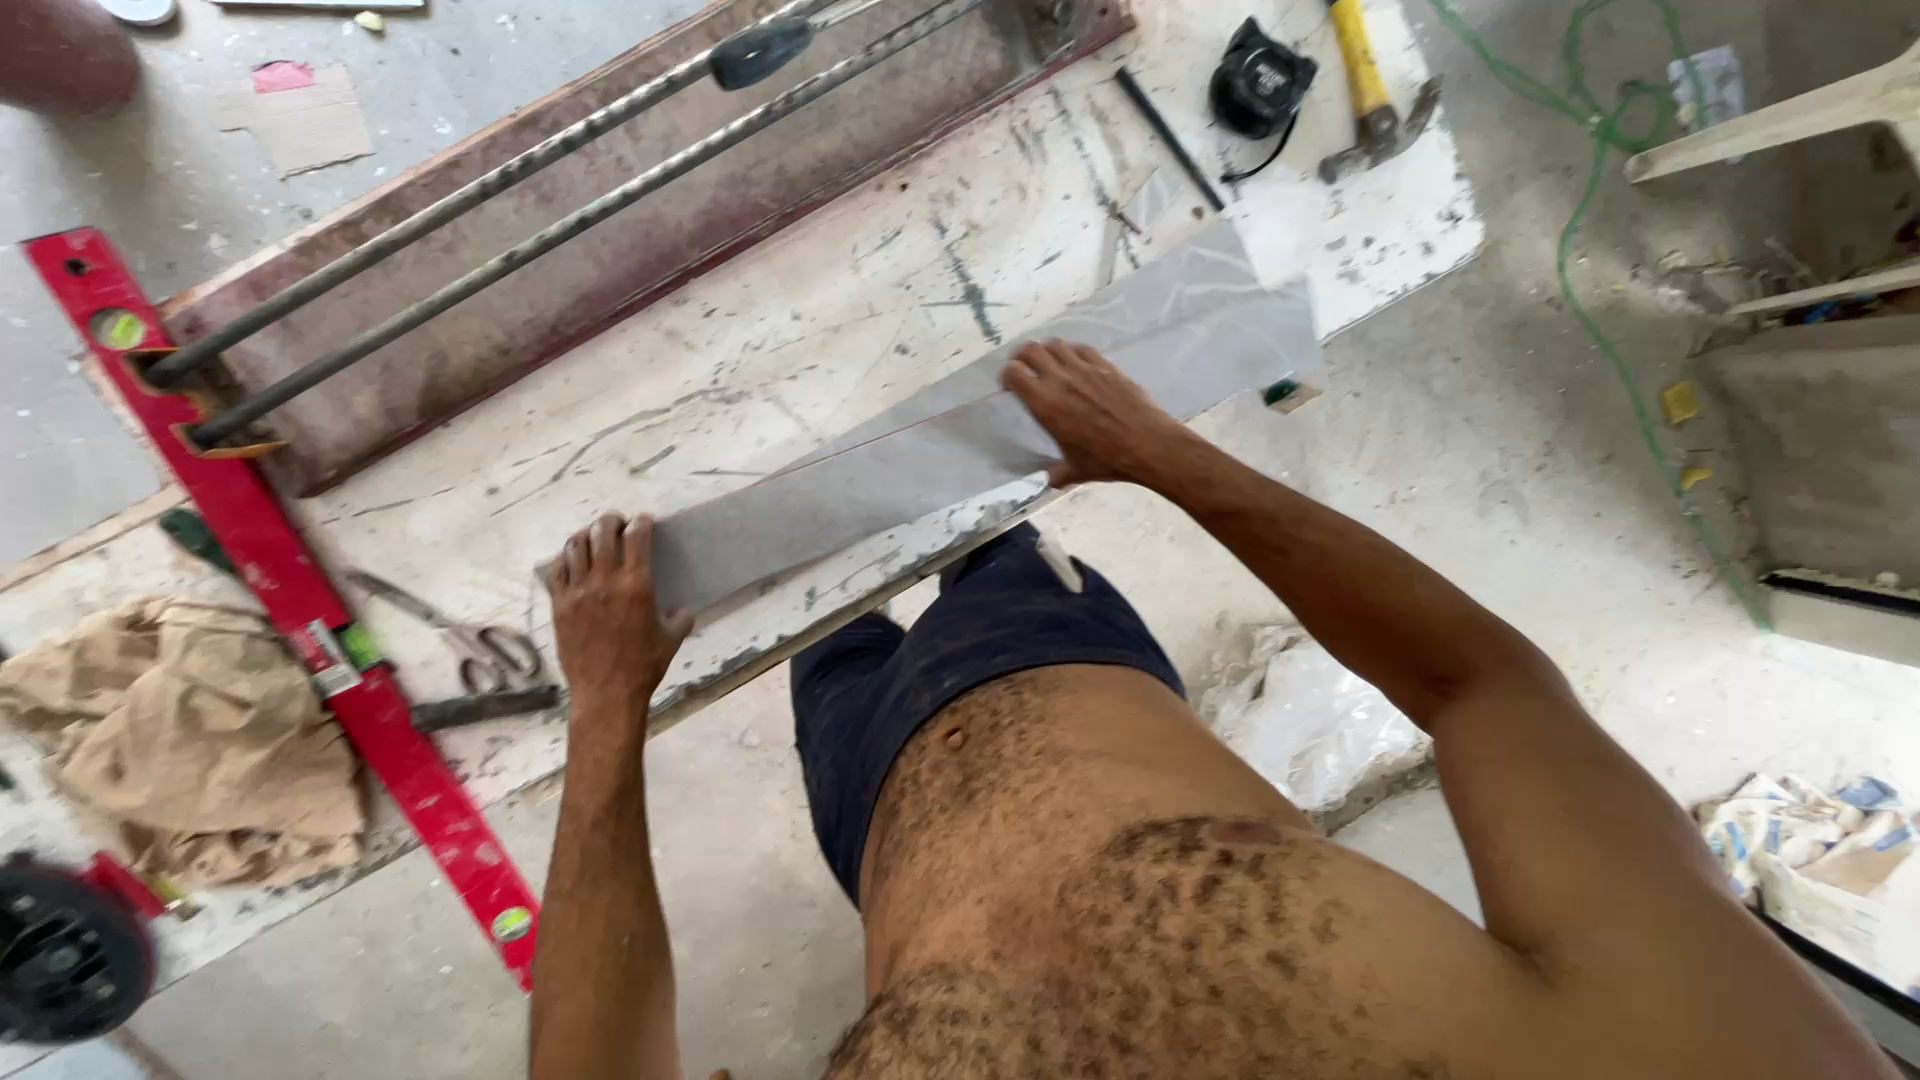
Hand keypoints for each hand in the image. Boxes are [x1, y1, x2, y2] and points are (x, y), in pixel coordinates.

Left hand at [544, 514, 693, 711]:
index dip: (642, 523)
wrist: (606, 692)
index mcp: (637, 585)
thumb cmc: (644, 666)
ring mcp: (577, 592)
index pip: (637, 537)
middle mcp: (605, 581)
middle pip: (603, 533)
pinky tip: (572, 560)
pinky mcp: (559, 606)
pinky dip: (565, 558)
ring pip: (575, 546)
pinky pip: (556, 571)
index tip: (645, 521)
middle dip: (612, 521)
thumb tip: (680, 611)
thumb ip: (680, 618)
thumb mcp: (672, 639)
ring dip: (586, 535)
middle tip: (617, 523)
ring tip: (593, 536)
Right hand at [1000, 339, 1192, 487]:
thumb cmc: (1107, 460)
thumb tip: (1047, 479)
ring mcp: (1085, 369)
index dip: (1006, 376)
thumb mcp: (1074, 471)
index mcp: (1045, 405)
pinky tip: (1075, 364)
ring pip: (1055, 344)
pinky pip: (1081, 348)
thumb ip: (1055, 473)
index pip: (1014, 374)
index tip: (1009, 386)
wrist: (1147, 445)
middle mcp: (1061, 380)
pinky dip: (1071, 352)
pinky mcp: (1106, 366)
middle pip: (1030, 350)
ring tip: (1048, 364)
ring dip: (1045, 351)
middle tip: (1023, 368)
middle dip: (1021, 357)